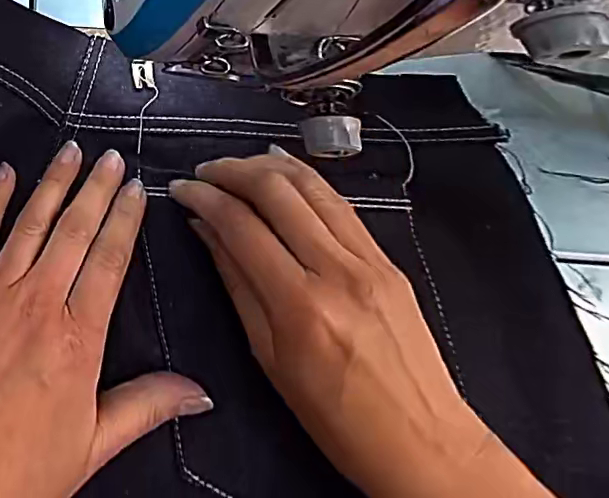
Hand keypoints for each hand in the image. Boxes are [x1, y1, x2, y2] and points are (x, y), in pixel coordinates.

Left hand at [0, 142, 211, 497]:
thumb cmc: (14, 469)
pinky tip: (5, 173)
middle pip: (76, 229)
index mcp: (77, 336)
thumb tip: (199, 392)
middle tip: (112, 156)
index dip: (125, 218)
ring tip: (71, 150)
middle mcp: (39, 301)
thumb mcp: (91, 444)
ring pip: (33, 221)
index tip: (137, 188)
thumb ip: (146, 406)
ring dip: (55, 181)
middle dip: (97, 187)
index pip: (110, 259)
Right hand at [170, 147, 549, 497]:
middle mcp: (336, 271)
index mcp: (301, 306)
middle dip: (230, 169)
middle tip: (205, 170)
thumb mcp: (270, 359)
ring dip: (265, 164)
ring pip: (309, 183)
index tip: (184, 188)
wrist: (425, 444)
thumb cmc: (340, 421)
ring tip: (236, 165)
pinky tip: (282, 172)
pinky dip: (303, 177)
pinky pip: (338, 200)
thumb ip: (236, 283)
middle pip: (274, 189)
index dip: (204, 197)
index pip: (240, 225)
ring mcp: (368, 258)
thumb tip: (206, 230)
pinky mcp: (386, 256)